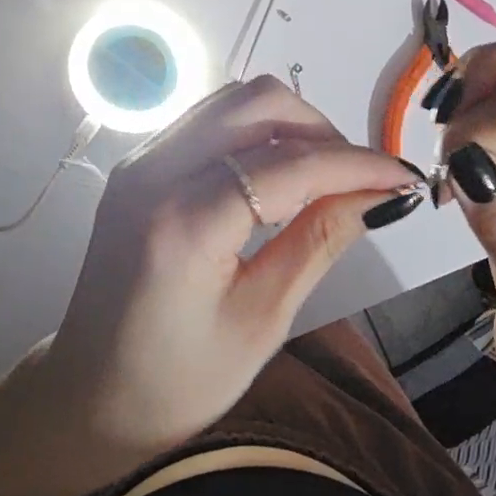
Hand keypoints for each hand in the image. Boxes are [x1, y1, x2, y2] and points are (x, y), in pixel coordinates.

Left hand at [37, 76, 420, 462]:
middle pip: (256, 102)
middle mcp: (154, 172)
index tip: (405, 176)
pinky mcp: (136, 166)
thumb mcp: (261, 321)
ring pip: (230, 101)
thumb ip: (319, 241)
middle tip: (356, 180)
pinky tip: (275, 176)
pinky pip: (206, 122)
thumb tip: (379, 192)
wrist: (90, 394)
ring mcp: (138, 162)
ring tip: (321, 177)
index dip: (356, 163)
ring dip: (287, 124)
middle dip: (321, 130)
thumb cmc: (179, 382)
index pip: (289, 163)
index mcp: (184, 223)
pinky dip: (252, 133)